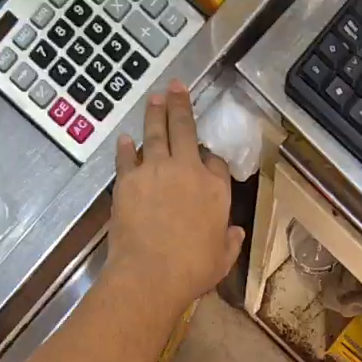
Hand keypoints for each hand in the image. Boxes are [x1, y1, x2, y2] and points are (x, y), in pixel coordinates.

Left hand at [108, 82, 243, 310]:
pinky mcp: (128, 180)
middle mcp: (187, 171)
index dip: (210, 158)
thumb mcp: (222, 260)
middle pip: (185, 130)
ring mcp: (155, 171)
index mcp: (215, 190)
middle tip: (177, 87)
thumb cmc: (192, 271)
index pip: (216, 162)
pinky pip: (126, 157)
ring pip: (155, 133)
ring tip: (155, 98)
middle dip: (181, 106)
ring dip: (155, 113)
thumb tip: (235, 233)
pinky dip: (126, 147)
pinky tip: (125, 139)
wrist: (151, 274)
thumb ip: (229, 242)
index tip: (205, 156)